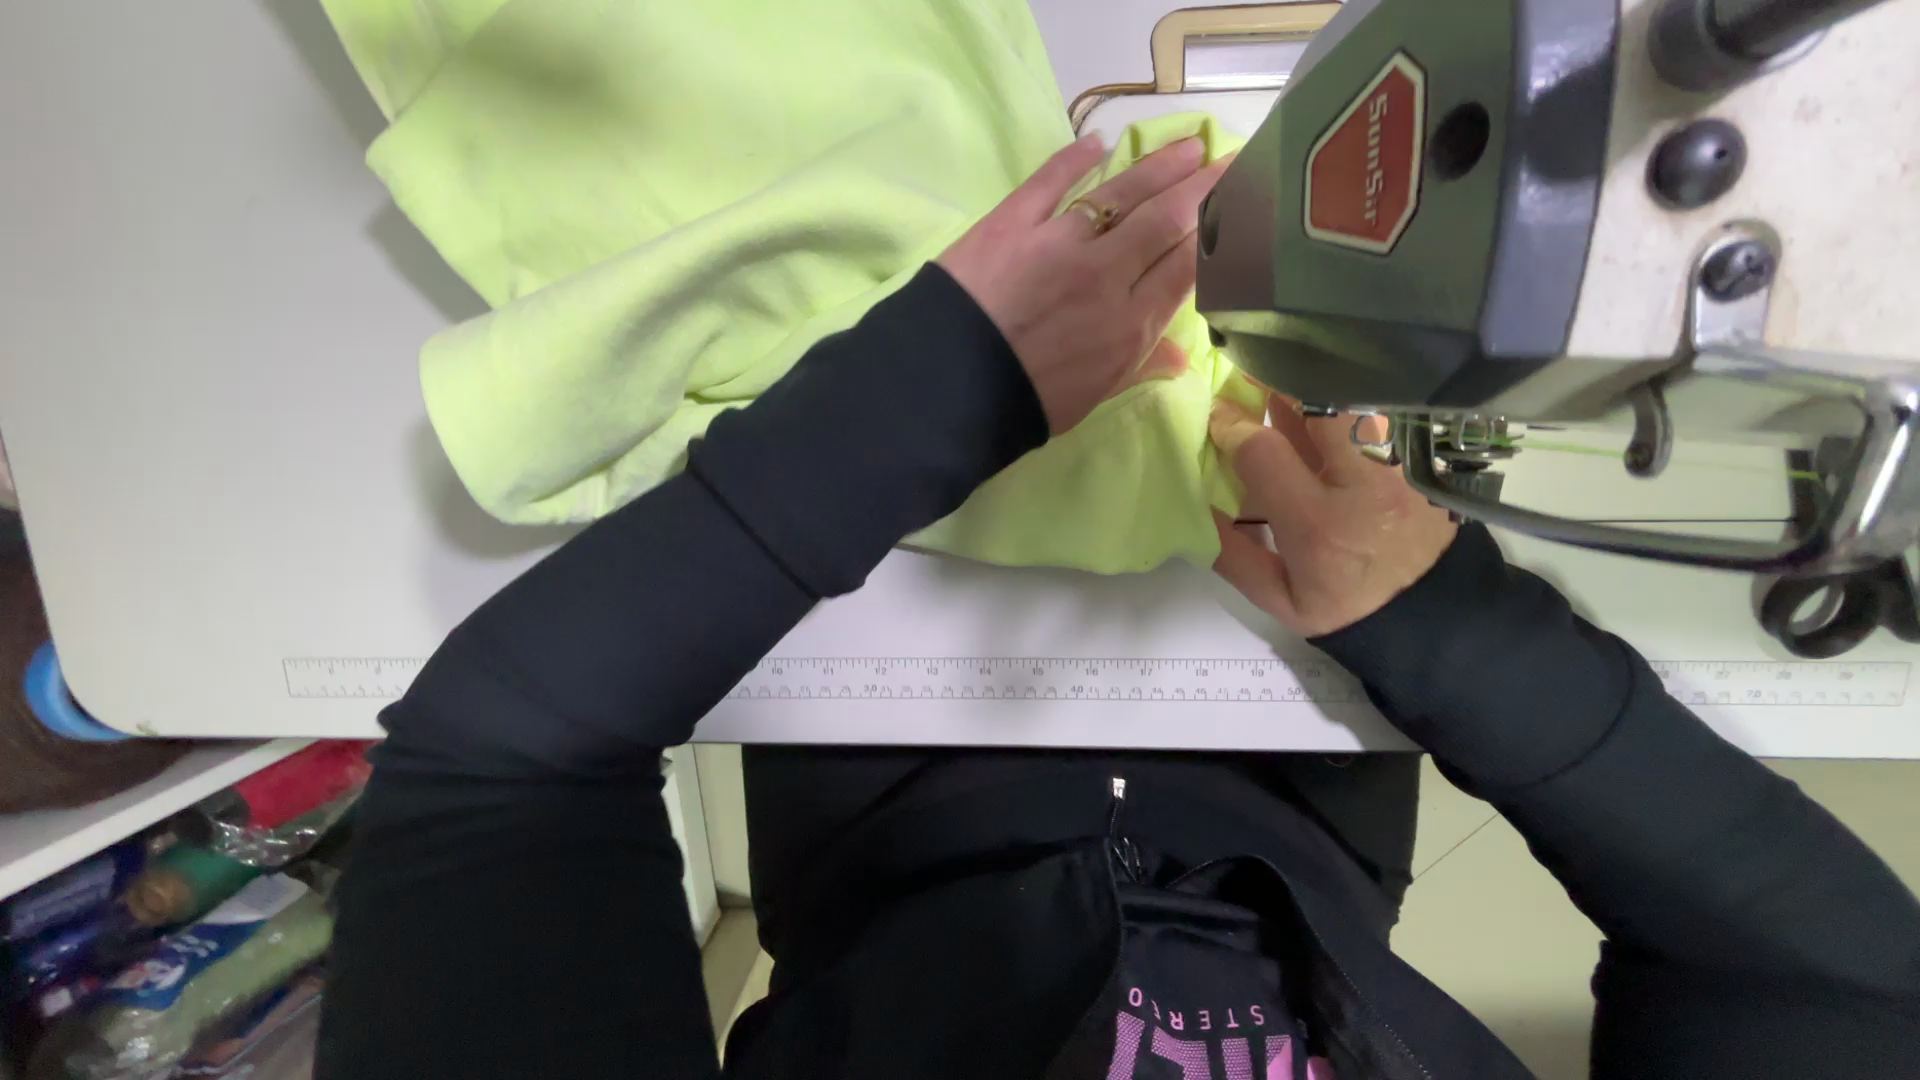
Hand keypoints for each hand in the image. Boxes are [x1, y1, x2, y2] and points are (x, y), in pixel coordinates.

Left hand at [938, 134, 1228, 434]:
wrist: (952, 390)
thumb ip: (1139, 368)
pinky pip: (1051, 180)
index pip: (1185, 265)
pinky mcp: (1013, 222)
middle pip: (1163, 219)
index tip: (1235, 206)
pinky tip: (1097, 142)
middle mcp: (1105, 274)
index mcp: (1129, 324)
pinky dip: (1074, 157)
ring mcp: (1059, 243)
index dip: (1214, 231)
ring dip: (1156, 166)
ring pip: (1120, 193)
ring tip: (1185, 144)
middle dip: (1199, 187)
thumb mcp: (1093, 397)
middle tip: (1223, 160)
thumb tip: (1184, 358)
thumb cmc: (1027, 404)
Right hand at [1209, 396, 1457, 636]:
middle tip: (1246, 372)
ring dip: (1310, 386)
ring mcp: (1397, 465)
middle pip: (1317, 403)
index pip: (1263, 451)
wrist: (1430, 615)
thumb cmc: (1344, 608)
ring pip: (1350, 399)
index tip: (1214, 417)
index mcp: (1317, 525)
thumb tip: (1194, 504)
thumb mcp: (1276, 598)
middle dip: (1275, 379)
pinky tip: (1319, 403)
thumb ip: (1230, 555)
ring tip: (1279, 382)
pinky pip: (1373, 412)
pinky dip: (1341, 402)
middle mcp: (1361, 485)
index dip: (1230, 426)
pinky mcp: (1418, 457)